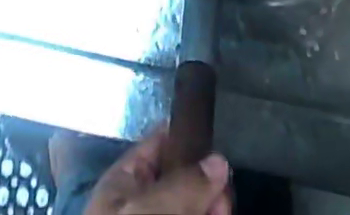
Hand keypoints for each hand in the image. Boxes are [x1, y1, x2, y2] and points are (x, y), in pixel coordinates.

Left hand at [82, 132, 231, 214]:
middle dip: (210, 190)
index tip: (222, 152)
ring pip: (196, 210)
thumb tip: (219, 162)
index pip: (162, 143)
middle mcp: (144, 203)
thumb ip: (182, 186)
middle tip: (223, 207)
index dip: (192, 141)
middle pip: (187, 182)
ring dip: (214, 211)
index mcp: (126, 181)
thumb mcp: (144, 212)